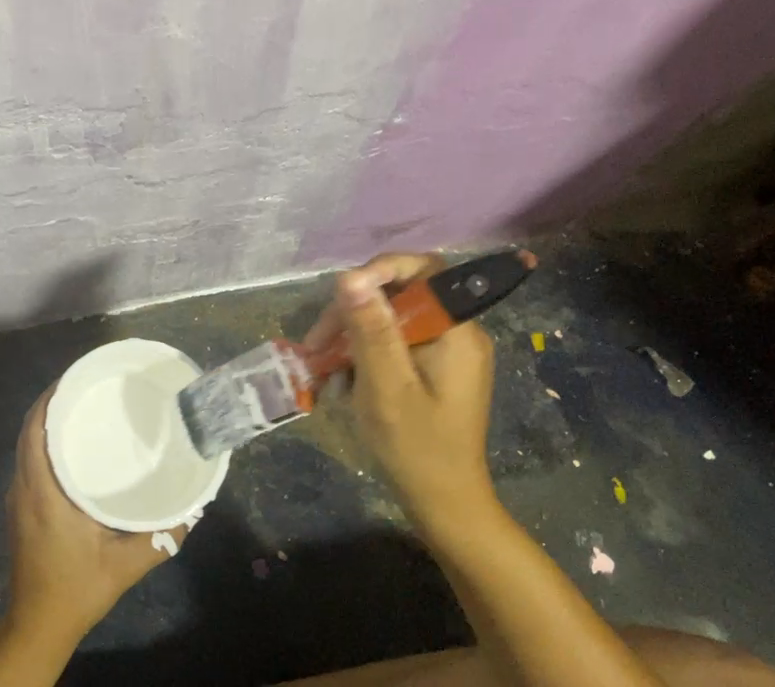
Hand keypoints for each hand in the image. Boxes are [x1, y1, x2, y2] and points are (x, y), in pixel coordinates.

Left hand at [1, 387, 189, 642]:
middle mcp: (24, 488)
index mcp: (43, 492)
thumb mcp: (126, 565)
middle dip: (49, 404)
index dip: (48, 400)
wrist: (38, 625)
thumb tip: (193, 510)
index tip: (73, 379)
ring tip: (77, 408)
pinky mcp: (18, 510)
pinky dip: (41, 444)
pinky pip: (26, 462)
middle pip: (27, 432)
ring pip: (24, 447)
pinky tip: (67, 446)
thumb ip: (161, 538)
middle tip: (82, 387)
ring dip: (43, 424)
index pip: (35, 431)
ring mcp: (17, 499)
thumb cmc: (78, 589)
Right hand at [304, 252, 500, 530]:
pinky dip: (364, 355)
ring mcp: (446, 353)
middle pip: (401, 295)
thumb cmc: (417, 448)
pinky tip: (341, 381)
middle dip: (354, 312)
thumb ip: (370, 330)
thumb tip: (350, 276)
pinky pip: (395, 344)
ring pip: (392, 319)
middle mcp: (457, 334)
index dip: (382, 270)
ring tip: (322, 367)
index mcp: (457, 332)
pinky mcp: (433, 370)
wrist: (444, 504)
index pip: (425, 270)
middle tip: (317, 344)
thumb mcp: (385, 387)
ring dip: (352, 336)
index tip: (343, 293)